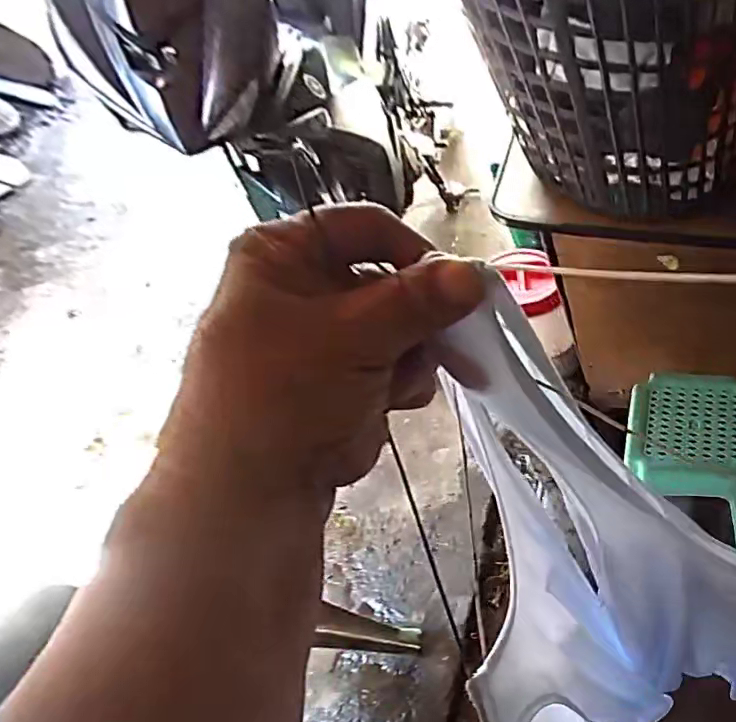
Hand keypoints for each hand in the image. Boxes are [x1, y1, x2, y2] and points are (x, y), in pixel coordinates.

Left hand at [155, 204, 486, 499]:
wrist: (262, 478)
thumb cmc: (283, 393)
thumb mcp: (350, 336)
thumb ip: (416, 302)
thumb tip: (473, 276)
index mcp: (286, 255)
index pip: (365, 228)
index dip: (412, 252)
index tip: (453, 287)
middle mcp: (312, 288)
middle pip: (396, 282)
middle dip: (422, 316)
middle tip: (447, 338)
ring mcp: (338, 336)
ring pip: (410, 328)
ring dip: (418, 354)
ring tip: (398, 381)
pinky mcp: (360, 376)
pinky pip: (407, 364)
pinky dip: (410, 380)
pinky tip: (393, 399)